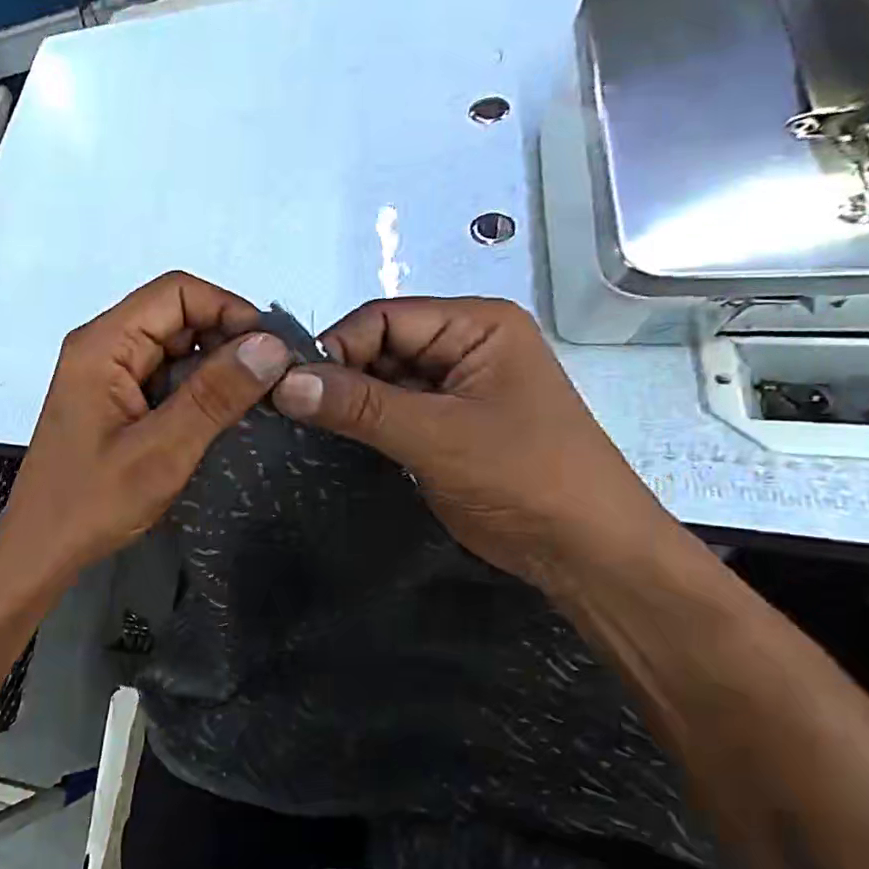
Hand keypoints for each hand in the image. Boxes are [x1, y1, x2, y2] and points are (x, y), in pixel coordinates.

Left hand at [0, 272, 292, 573]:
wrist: (43, 551)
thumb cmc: (94, 502)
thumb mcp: (162, 450)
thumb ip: (215, 394)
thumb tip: (271, 345)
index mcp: (104, 344)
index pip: (178, 292)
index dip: (229, 310)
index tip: (270, 351)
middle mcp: (105, 347)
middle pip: (179, 316)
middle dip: (228, 340)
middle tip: (271, 382)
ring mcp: (110, 374)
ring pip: (177, 347)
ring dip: (218, 368)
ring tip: (255, 401)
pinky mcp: (119, 400)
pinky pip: (168, 377)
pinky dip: (201, 390)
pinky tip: (225, 417)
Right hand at [270, 297, 672, 591]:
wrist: (585, 550)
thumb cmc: (525, 476)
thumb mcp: (438, 436)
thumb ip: (360, 406)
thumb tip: (283, 383)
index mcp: (476, 325)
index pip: (383, 317)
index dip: (337, 348)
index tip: (291, 389)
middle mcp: (465, 346)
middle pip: (382, 347)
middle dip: (341, 378)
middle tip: (290, 413)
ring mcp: (458, 391)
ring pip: (386, 384)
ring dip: (351, 405)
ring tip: (306, 430)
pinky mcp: (450, 430)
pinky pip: (397, 415)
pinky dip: (368, 427)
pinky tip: (336, 443)